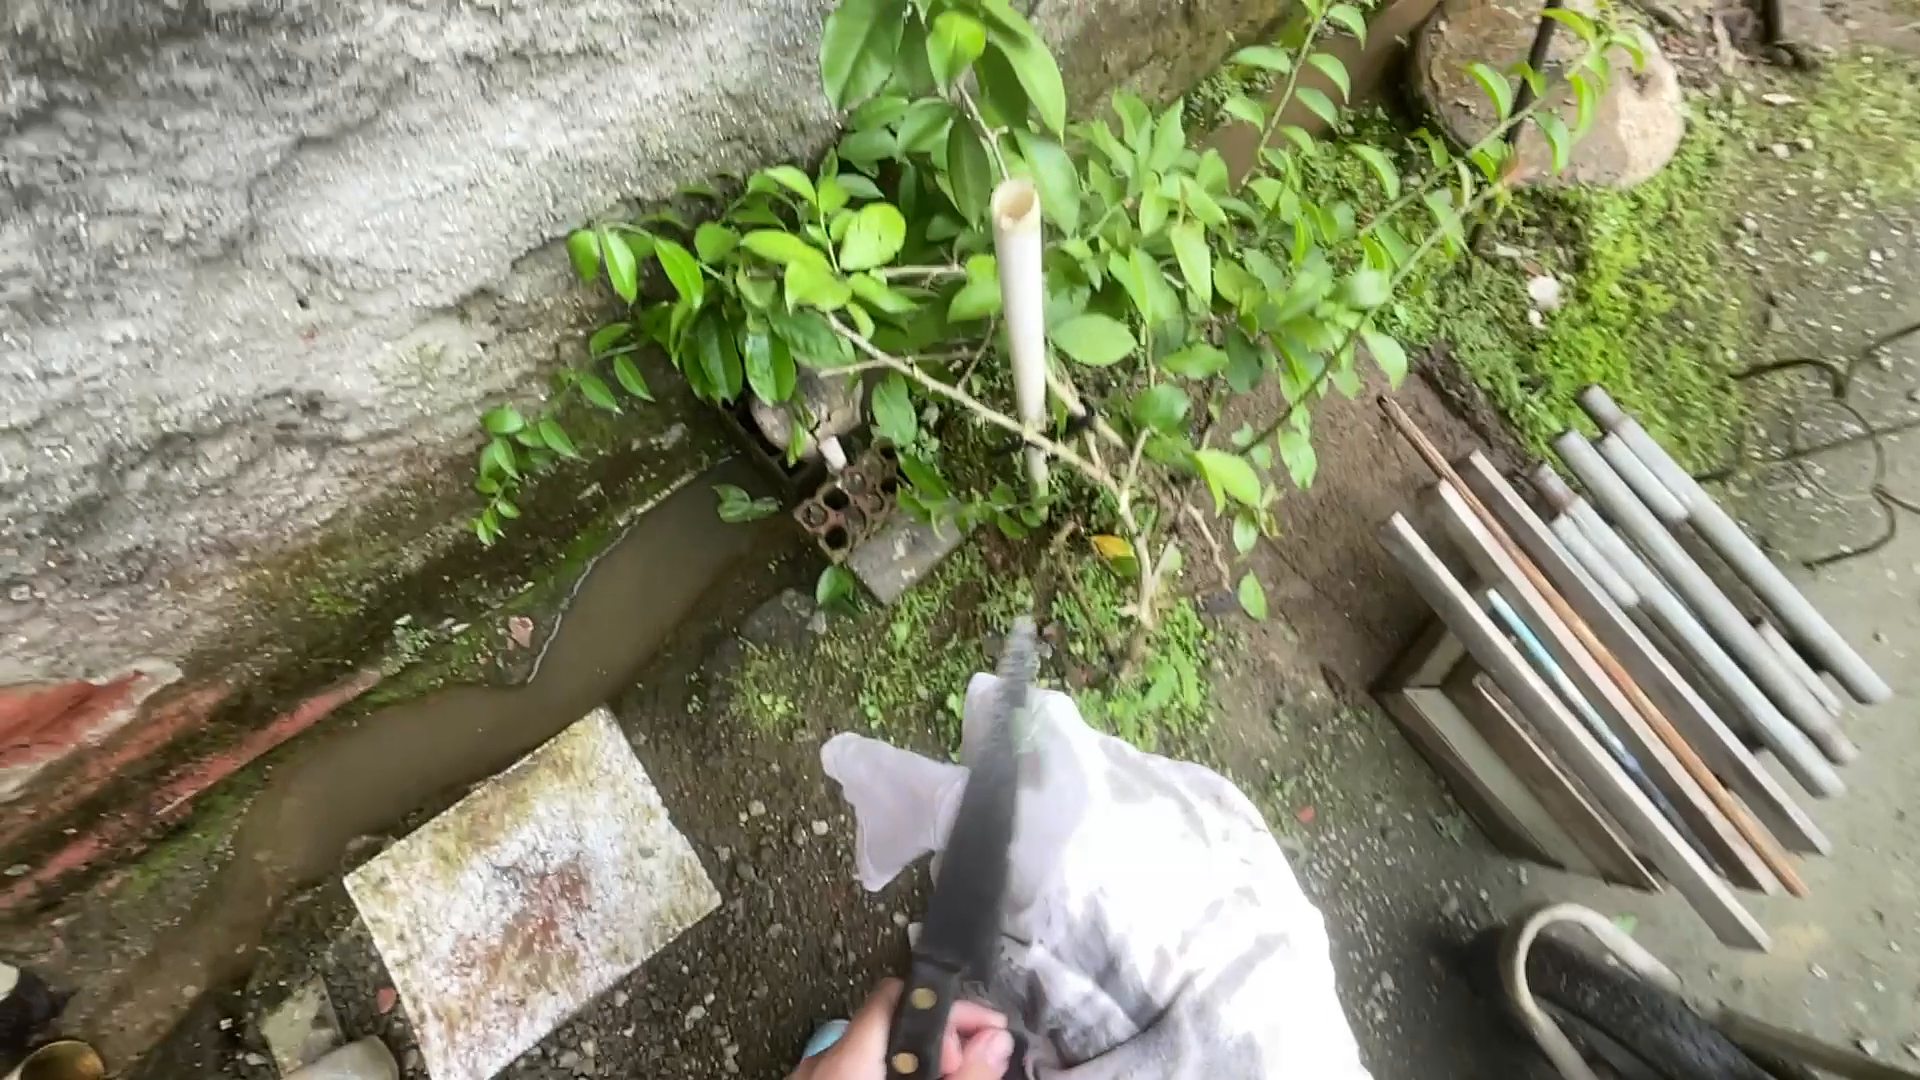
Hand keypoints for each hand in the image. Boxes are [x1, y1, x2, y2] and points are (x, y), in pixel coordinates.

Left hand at [790, 978, 1014, 1079]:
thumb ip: (964, 1073)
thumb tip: (996, 1040)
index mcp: (848, 1054)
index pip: (899, 992)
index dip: (945, 1005)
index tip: (981, 1026)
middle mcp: (821, 1059)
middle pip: (891, 1022)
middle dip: (937, 1037)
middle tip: (967, 1063)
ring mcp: (809, 1076)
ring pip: (872, 1049)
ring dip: (913, 1060)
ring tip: (944, 1078)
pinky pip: (851, 1069)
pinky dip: (883, 1073)